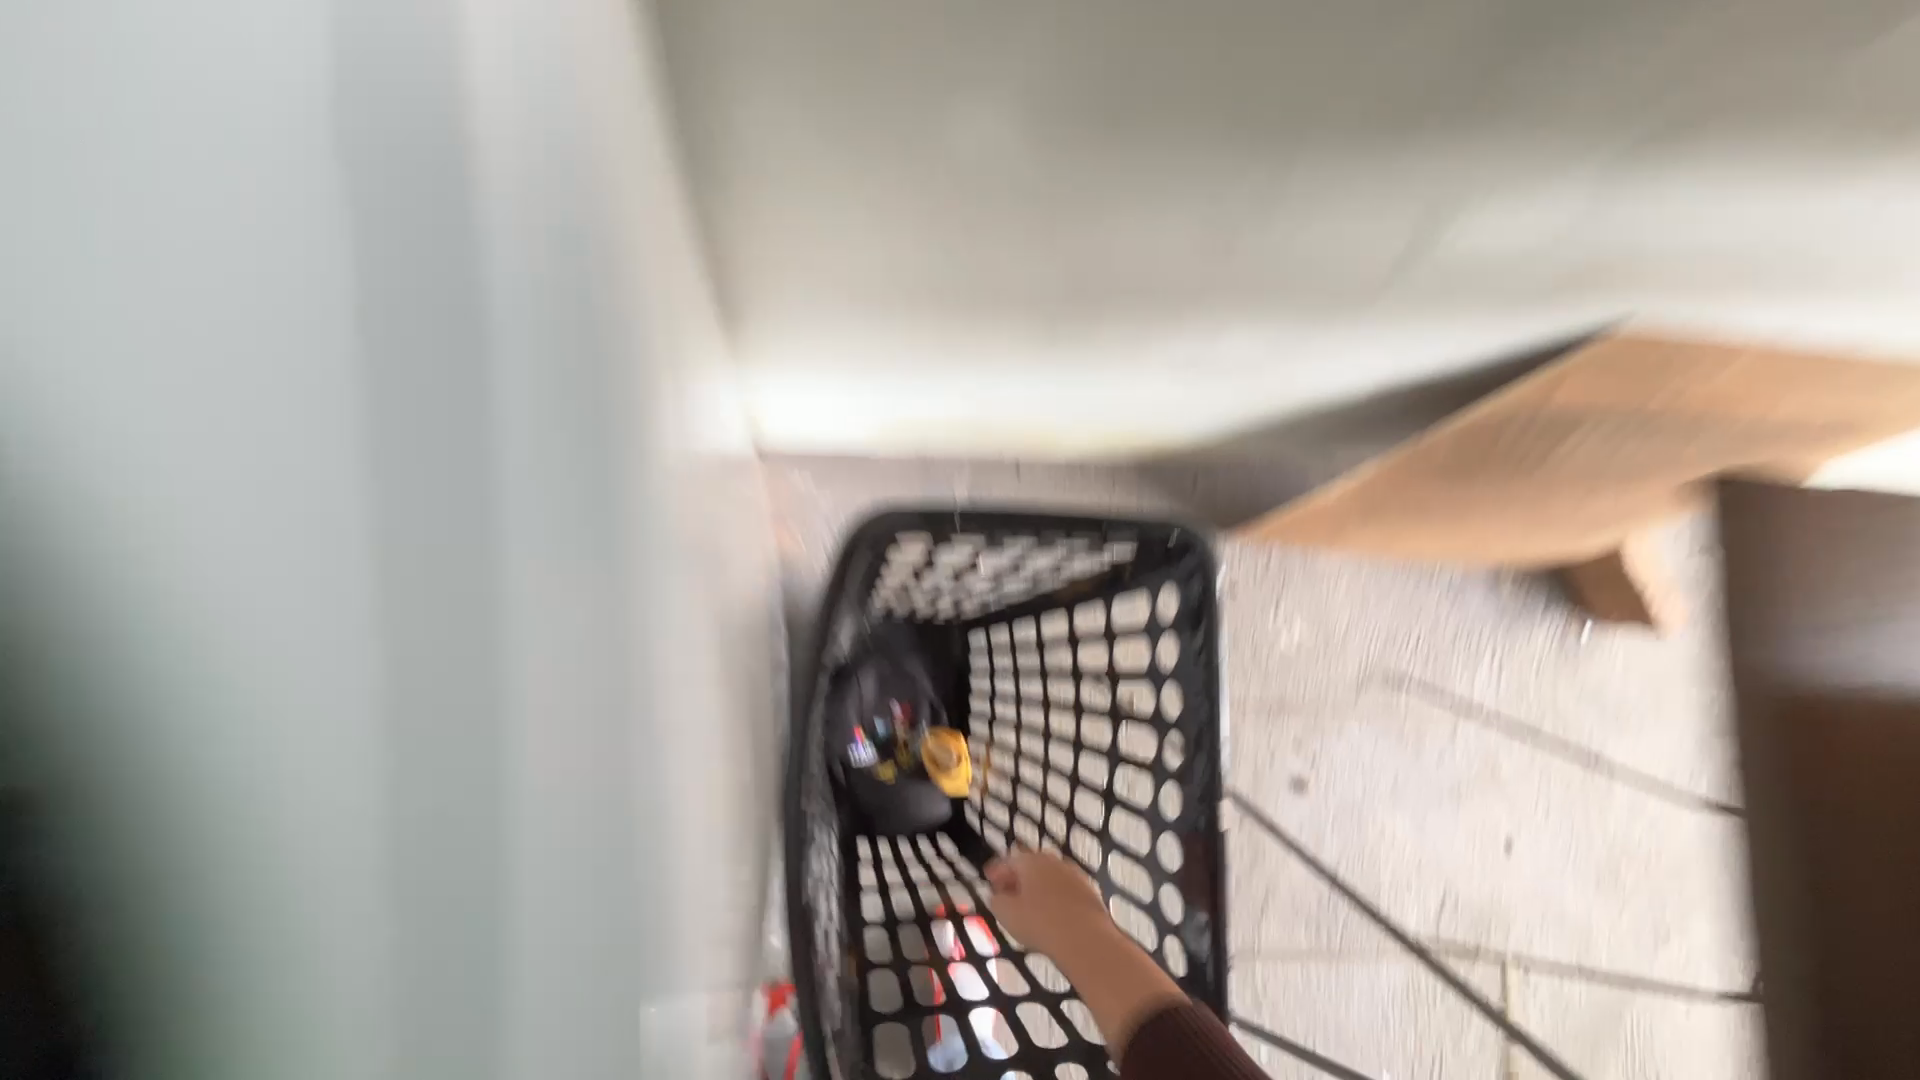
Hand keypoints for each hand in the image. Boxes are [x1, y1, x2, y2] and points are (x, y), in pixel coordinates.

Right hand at [983, 849, 1109, 956]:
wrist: (1085, 938)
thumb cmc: (1040, 923)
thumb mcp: (1006, 914)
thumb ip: (996, 900)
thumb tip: (998, 896)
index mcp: (1030, 861)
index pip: (1008, 860)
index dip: (996, 871)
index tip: (989, 880)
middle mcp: (1052, 861)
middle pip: (1030, 865)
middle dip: (1018, 878)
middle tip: (1008, 893)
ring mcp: (1074, 874)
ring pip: (1049, 877)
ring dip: (1038, 887)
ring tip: (1030, 906)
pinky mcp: (1089, 891)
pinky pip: (1065, 890)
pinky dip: (1055, 897)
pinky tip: (1052, 914)